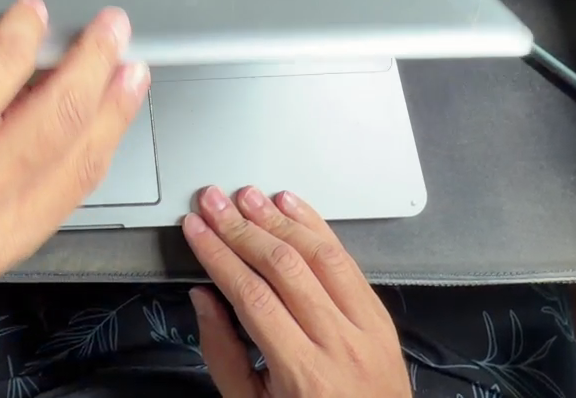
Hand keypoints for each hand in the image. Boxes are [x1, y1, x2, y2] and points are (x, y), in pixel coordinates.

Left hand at [0, 0, 149, 276]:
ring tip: (26, 15)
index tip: (132, 73)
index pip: (81, 164)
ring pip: (11, 55)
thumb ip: (27, 164)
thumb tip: (90, 90)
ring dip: (26, 25)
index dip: (117, 110)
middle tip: (108, 26)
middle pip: (60, 108)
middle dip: (94, 55)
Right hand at [183, 186, 408, 397]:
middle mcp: (341, 347)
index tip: (194, 228)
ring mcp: (368, 329)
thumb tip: (203, 294)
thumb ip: (222, 354)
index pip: (252, 297)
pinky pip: (346, 260)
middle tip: (211, 201)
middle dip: (240, 228)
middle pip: (283, 268)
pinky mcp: (381, 316)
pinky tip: (290, 204)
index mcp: (305, 378)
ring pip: (317, 256)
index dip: (218, 255)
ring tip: (245, 196)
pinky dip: (316, 226)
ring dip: (276, 220)